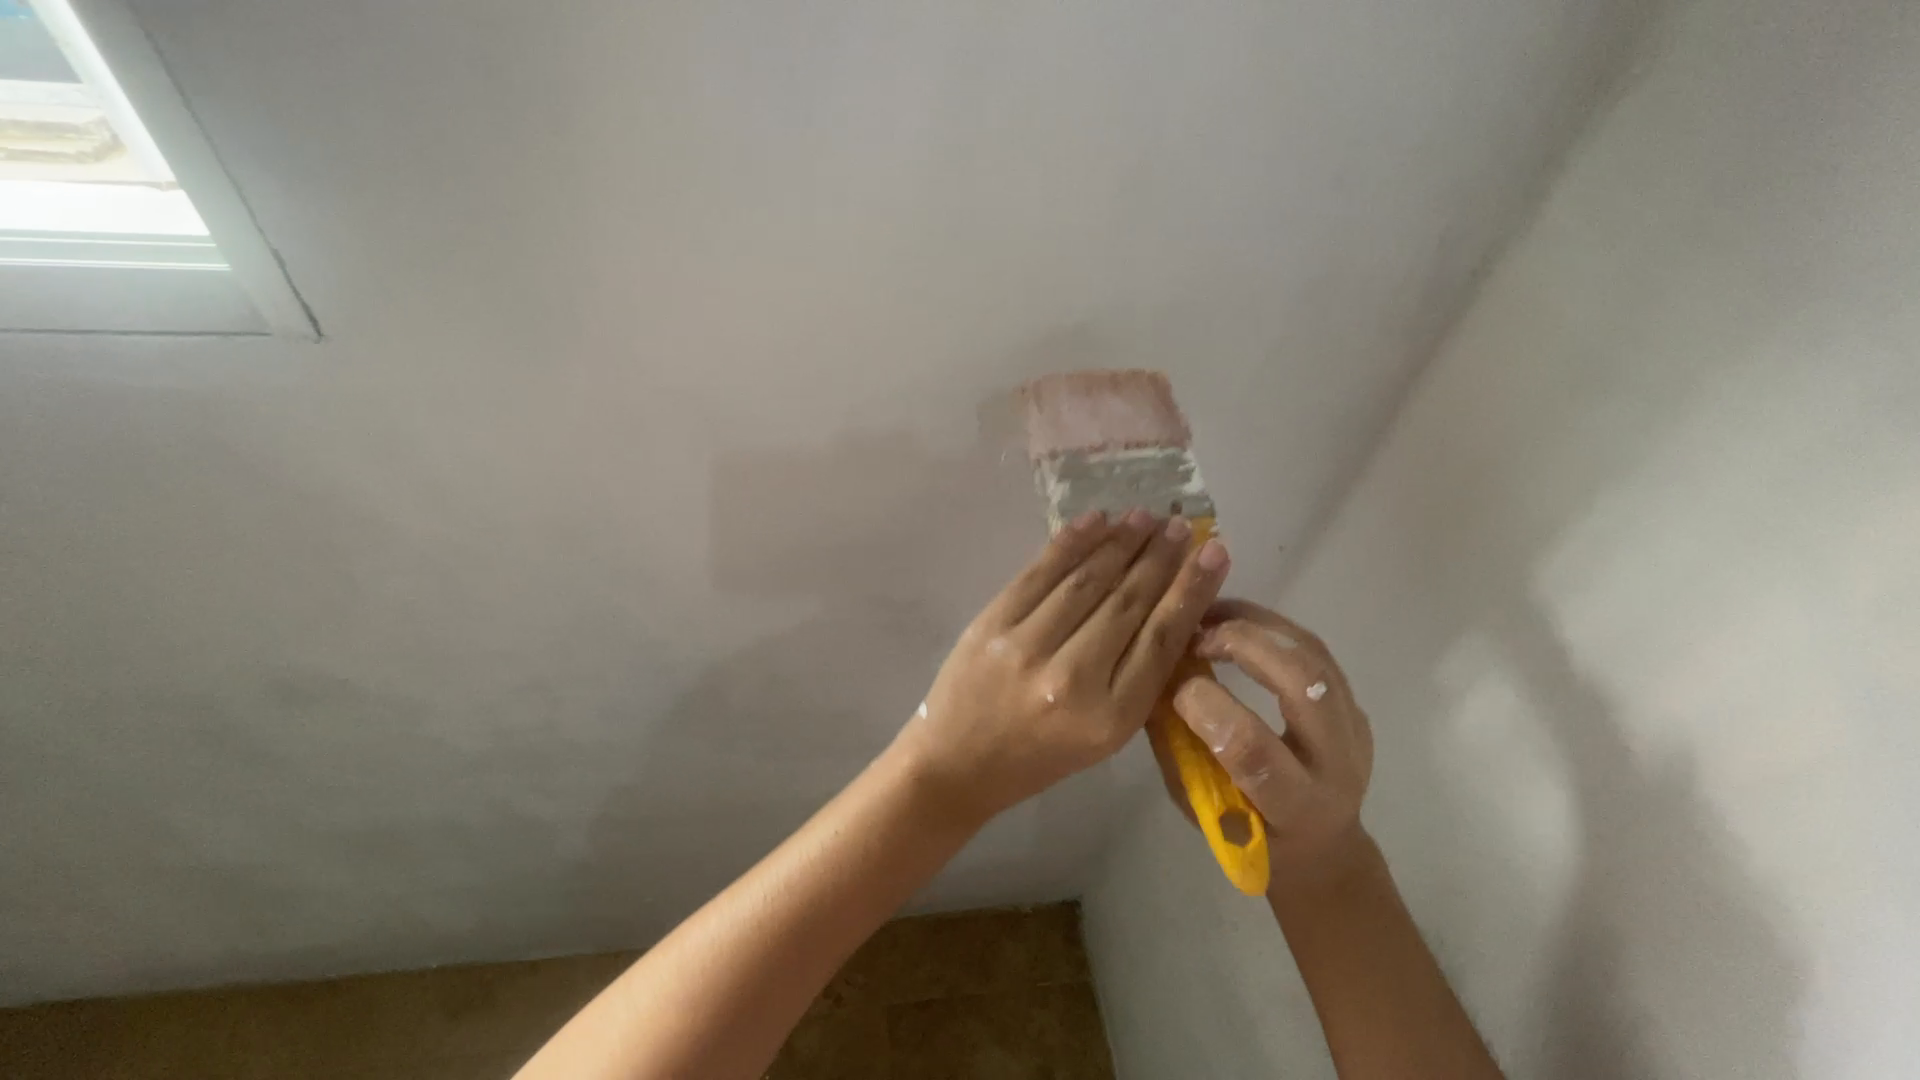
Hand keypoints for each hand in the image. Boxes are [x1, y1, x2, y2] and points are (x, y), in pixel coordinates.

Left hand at [893, 508, 1230, 823]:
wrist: (956, 764)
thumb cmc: (1039, 757)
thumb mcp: (1105, 736)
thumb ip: (1139, 678)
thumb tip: (1174, 608)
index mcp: (1111, 718)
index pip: (1162, 639)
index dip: (1193, 590)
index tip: (1215, 552)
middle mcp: (1072, 679)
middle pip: (1128, 602)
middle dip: (1160, 557)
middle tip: (1180, 525)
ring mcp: (1027, 647)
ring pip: (1087, 581)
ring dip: (1120, 542)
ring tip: (1144, 517)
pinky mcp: (991, 625)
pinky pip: (1039, 573)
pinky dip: (1071, 542)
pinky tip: (1096, 521)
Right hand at [1168, 600, 1374, 882]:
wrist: (1320, 845)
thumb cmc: (1247, 834)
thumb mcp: (1201, 805)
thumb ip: (1178, 749)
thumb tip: (1150, 686)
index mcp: (1295, 805)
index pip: (1257, 752)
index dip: (1211, 710)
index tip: (1175, 686)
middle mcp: (1336, 764)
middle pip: (1303, 684)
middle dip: (1244, 646)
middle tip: (1195, 635)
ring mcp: (1354, 729)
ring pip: (1314, 656)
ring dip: (1257, 625)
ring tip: (1209, 615)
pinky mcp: (1354, 705)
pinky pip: (1317, 652)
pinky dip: (1272, 628)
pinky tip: (1234, 621)